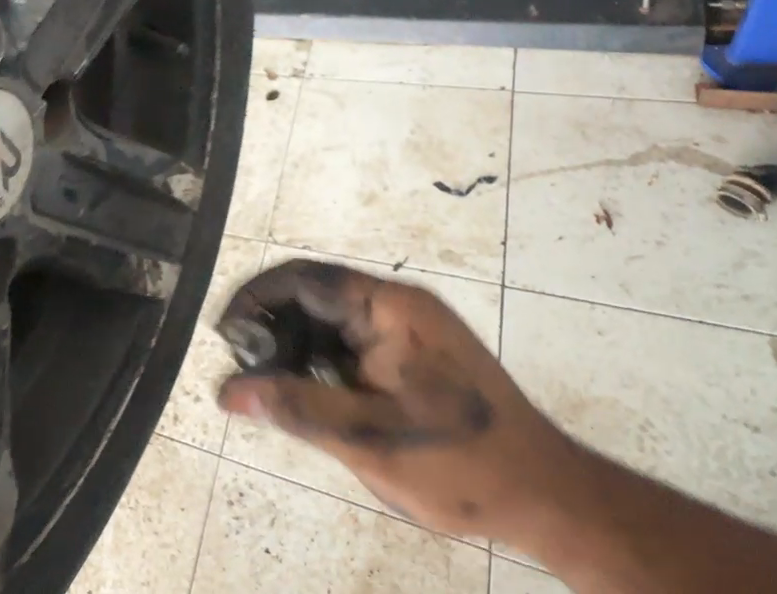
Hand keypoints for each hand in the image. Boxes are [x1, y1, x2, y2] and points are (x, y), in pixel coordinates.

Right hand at [214, 259, 591, 545]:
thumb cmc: (462, 465)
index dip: (256, 298)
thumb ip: (296, 408)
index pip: (305, 278)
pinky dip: (321, 363)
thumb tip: (227, 391)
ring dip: (294, 348)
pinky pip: (352, 342)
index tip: (225, 336)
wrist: (551, 498)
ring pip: (330, 320)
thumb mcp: (369, 441)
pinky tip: (307, 397)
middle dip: (271, 327)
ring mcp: (409, 328)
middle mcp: (397, 305)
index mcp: (390, 308)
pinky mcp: (414, 353)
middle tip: (243, 371)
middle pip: (314, 295)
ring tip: (268, 389)